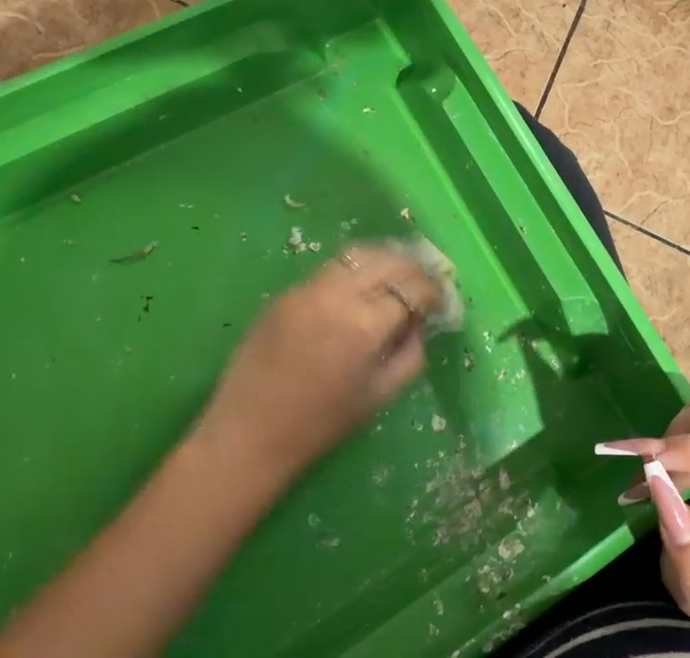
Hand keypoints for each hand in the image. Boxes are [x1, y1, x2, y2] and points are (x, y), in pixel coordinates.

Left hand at [197, 245, 436, 481]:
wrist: (249, 432)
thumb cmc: (320, 424)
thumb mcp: (380, 396)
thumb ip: (411, 353)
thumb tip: (420, 321)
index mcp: (364, 326)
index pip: (413, 287)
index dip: (434, 291)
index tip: (441, 300)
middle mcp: (336, 295)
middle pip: (388, 260)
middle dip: (413, 268)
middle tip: (424, 284)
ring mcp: (307, 289)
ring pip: (357, 255)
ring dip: (383, 262)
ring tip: (394, 279)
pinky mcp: (286, 292)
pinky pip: (329, 270)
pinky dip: (353, 272)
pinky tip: (358, 290)